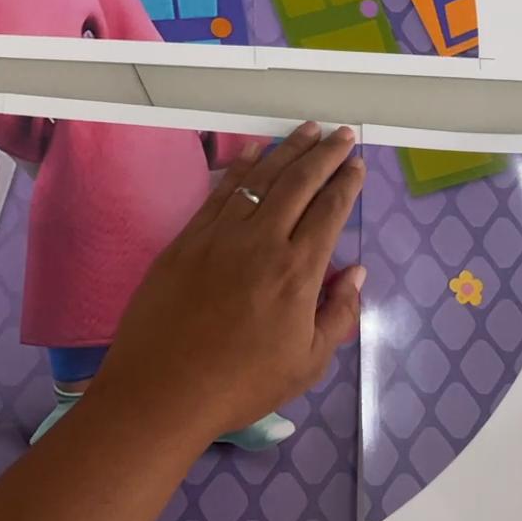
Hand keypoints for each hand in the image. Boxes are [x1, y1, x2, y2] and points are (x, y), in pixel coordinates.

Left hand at [85, 122, 365, 442]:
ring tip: (308, 130)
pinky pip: (221, 192)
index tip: (358, 164)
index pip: (330, 212)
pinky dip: (242, 168)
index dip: (347, 183)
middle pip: (300, 184)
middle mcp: (263, 242)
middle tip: (342, 134)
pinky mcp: (188, 239)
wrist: (163, 390)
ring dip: (288, 150)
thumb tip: (357, 272)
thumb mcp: (307, 363)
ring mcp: (221, 236)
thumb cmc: (242, 384)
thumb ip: (338, 314)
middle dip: (325, 154)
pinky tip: (256, 151)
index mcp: (298, 272)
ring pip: (261, 180)